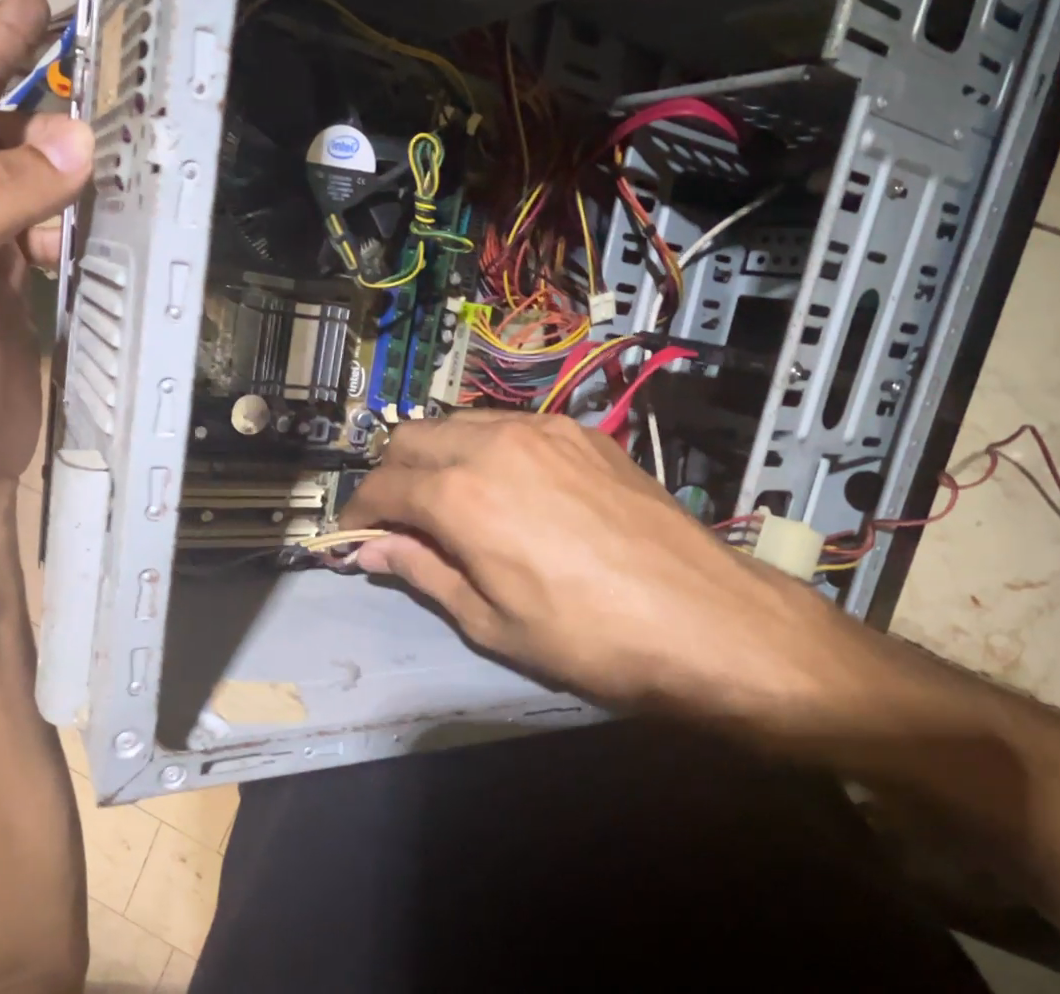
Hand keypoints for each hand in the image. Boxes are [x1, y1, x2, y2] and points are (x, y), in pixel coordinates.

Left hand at [0, 0, 92, 501]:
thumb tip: (75, 141)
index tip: (37, 1)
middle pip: (2, 133)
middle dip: (46, 104)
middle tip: (104, 88)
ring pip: (36, 183)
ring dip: (71, 168)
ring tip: (108, 169)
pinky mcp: (24, 290)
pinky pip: (57, 232)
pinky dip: (80, 220)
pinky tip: (96, 232)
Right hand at [338, 411, 880, 737]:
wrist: (706, 620)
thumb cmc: (589, 639)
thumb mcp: (490, 621)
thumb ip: (423, 572)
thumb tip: (372, 549)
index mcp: (461, 494)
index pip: (381, 486)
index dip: (358, 513)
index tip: (354, 538)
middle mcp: (493, 443)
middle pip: (411, 438)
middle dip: (390, 476)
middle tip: (398, 522)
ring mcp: (542, 429)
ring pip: (458, 421)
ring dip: (435, 455)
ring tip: (447, 502)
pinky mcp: (580, 432)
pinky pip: (507, 424)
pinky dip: (482, 447)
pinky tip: (502, 487)